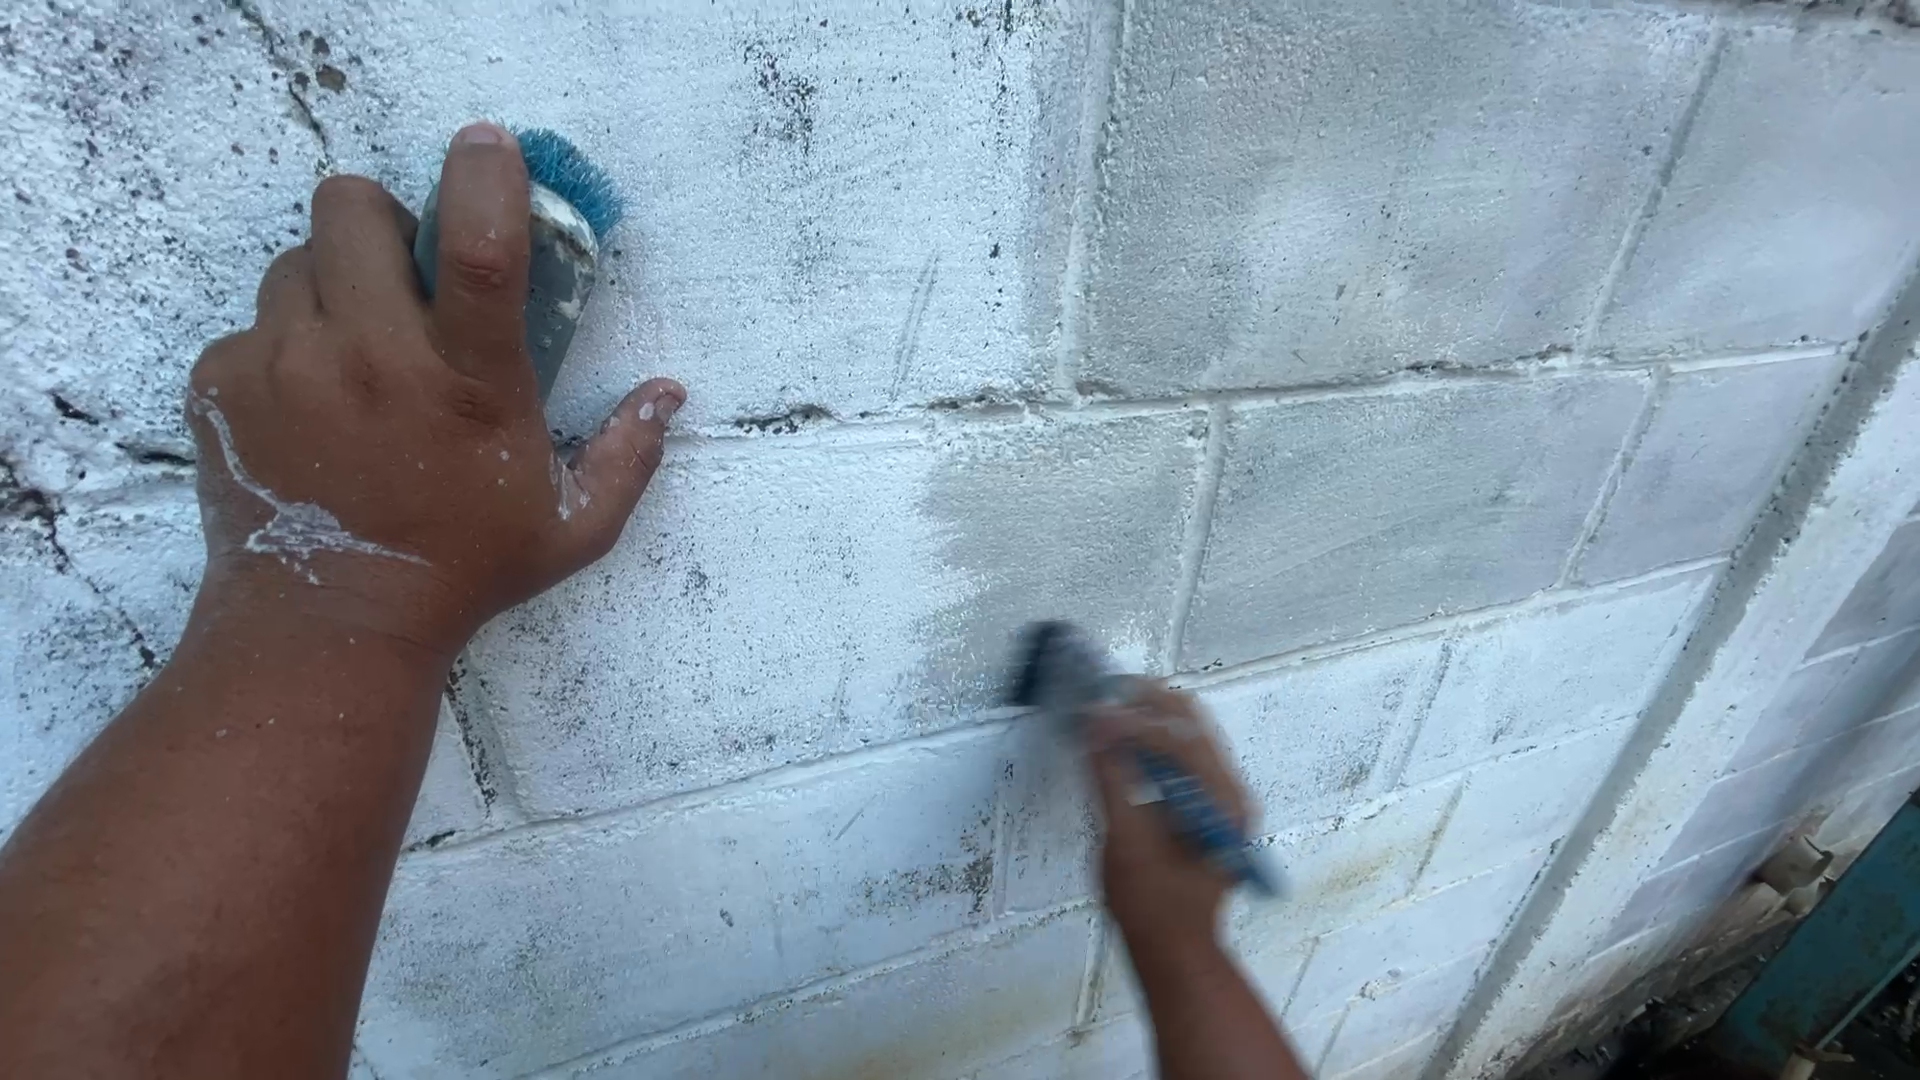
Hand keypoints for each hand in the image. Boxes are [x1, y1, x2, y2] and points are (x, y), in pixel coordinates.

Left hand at [184, 122, 682, 655]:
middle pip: (352, 208)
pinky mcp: (223, 384)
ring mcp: (284, 366)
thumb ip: (631, 455)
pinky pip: (256, 320)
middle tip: (415, 274)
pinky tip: (322, 397)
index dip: (486, 180)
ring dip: (341, 276)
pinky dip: (295, 337)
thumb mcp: (579, 527)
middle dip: (390, 218)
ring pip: (296, 257)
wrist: (334, 622)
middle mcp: (371, 359)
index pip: (482, 253)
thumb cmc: (472, 569)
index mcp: (471, 387)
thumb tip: (671, 392)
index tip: (490, 146)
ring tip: (369, 340)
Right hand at [1086, 683, 1254, 960]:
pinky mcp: (1202, 799)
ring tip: (1102, 710)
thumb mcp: (1126, 844)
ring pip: (1183, 728)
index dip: (1130, 722)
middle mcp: (1229, 790)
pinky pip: (1176, 749)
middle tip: (1098, 695)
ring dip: (1143, 713)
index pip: (1178, 740)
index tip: (1090, 713)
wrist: (1176, 950)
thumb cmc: (1152, 907)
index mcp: (1222, 803)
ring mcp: (1219, 793)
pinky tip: (1116, 737)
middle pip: (1188, 720)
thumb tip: (1093, 726)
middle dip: (1142, 702)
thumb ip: (1111, 780)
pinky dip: (1145, 736)